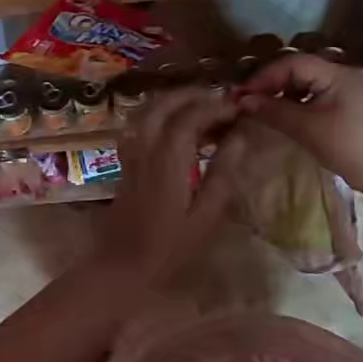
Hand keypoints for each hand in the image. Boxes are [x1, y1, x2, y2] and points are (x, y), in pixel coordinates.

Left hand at [99, 86, 242, 282]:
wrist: (121, 266)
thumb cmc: (170, 249)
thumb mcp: (206, 217)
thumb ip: (222, 174)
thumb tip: (240, 137)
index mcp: (167, 162)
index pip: (189, 117)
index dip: (214, 106)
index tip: (239, 108)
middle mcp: (145, 150)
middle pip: (162, 105)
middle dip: (192, 95)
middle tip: (221, 100)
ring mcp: (131, 155)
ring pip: (146, 112)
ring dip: (173, 102)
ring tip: (202, 108)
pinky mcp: (124, 164)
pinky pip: (138, 126)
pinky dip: (158, 116)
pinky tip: (175, 127)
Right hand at [237, 54, 362, 193]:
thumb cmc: (349, 146)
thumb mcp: (307, 128)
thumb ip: (273, 111)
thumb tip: (243, 100)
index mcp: (337, 74)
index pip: (293, 63)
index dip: (265, 76)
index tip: (244, 95)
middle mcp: (344, 76)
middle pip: (300, 70)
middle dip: (272, 84)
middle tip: (250, 102)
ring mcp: (349, 92)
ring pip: (307, 85)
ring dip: (283, 95)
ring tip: (263, 111)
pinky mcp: (350, 108)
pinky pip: (316, 97)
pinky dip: (297, 105)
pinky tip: (285, 118)